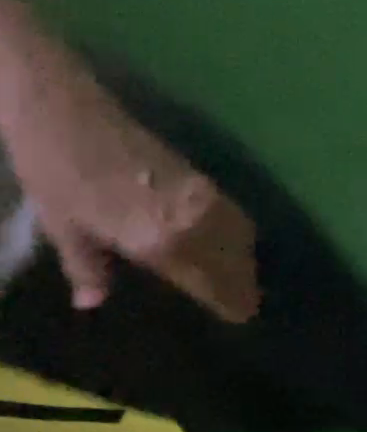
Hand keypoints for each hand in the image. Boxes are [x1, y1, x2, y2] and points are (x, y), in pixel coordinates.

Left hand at [0, 42, 258, 321]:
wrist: (64, 112)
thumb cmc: (55, 171)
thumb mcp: (62, 224)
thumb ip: (87, 267)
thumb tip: (91, 303)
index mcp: (160, 245)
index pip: (213, 287)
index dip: (229, 306)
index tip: (238, 319)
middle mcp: (196, 230)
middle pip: (237, 271)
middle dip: (242, 290)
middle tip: (243, 306)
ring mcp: (209, 206)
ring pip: (245, 250)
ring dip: (245, 268)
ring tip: (242, 280)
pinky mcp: (212, 189)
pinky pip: (240, 227)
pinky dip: (242, 243)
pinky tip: (234, 248)